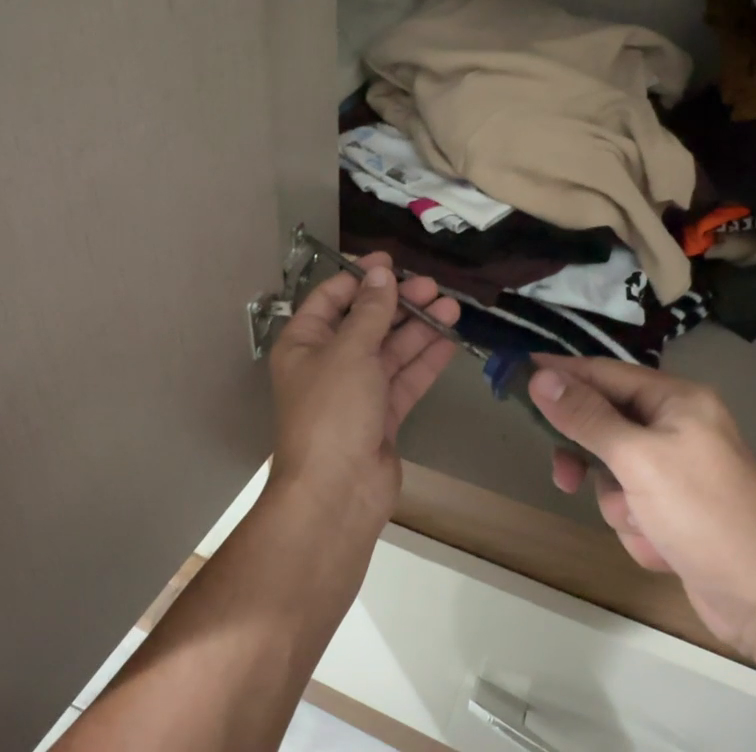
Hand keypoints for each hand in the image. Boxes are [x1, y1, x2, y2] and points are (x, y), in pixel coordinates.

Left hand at [267, 253, 459, 520]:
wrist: (336, 493)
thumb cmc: (332, 412)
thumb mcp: (349, 351)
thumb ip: (370, 311)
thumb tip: (380, 274)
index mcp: (304, 344)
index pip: (330, 299)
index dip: (359, 278)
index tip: (391, 262)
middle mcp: (327, 364)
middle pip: (365, 323)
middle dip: (398, 303)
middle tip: (432, 286)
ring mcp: (356, 392)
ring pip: (389, 351)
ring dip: (418, 329)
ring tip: (451, 306)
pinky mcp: (381, 417)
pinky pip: (404, 380)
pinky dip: (425, 361)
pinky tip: (449, 340)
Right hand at [528, 355, 755, 658]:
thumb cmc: (705, 515)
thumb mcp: (638, 460)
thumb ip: (587, 417)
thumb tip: (541, 376)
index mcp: (678, 400)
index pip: (604, 373)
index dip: (561, 375)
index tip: (515, 374)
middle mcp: (680, 427)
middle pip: (606, 425)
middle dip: (592, 459)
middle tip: (565, 478)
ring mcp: (681, 472)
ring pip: (614, 473)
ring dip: (620, 503)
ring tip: (645, 525)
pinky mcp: (680, 512)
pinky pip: (633, 507)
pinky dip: (639, 528)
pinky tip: (664, 548)